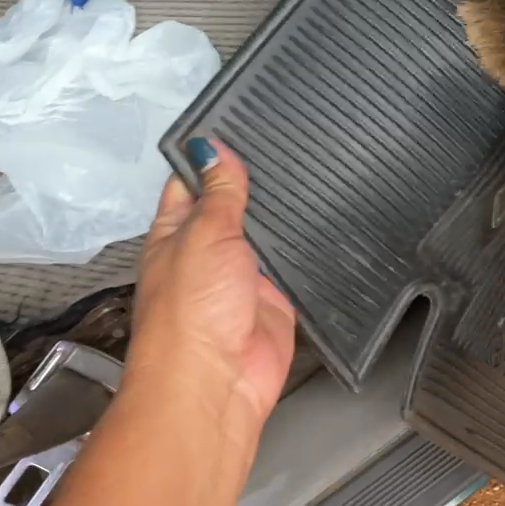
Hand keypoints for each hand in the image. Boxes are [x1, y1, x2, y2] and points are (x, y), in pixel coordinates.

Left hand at [130, 139, 295, 426]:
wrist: (216, 383)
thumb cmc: (192, 308)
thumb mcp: (203, 236)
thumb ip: (219, 194)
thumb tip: (212, 147)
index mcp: (174, 234)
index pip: (191, 185)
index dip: (211, 157)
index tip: (240, 122)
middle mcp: (207, 252)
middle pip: (233, 207)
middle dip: (254, 183)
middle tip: (291, 140)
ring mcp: (243, 276)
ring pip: (265, 234)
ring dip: (282, 215)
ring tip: (316, 167)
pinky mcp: (276, 297)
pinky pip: (293, 265)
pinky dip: (305, 247)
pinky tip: (330, 215)